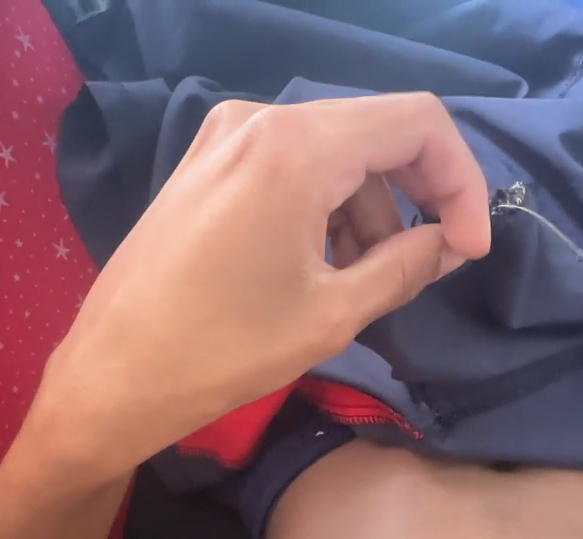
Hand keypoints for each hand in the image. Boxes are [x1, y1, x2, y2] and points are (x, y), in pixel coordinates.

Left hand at [32, 93, 491, 472]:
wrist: (115, 376)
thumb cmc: (225, 351)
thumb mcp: (332, 314)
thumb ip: (404, 266)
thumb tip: (450, 243)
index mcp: (296, 146)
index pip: (417, 123)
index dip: (459, 183)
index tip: (467, 250)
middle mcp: (259, 120)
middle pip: (373, 136)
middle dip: (411, 203)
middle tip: (414, 272)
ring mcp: (224, 139)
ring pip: (332, 158)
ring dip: (363, 216)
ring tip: (352, 285)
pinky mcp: (205, 168)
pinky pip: (289, 171)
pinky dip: (321, 213)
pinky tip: (310, 269)